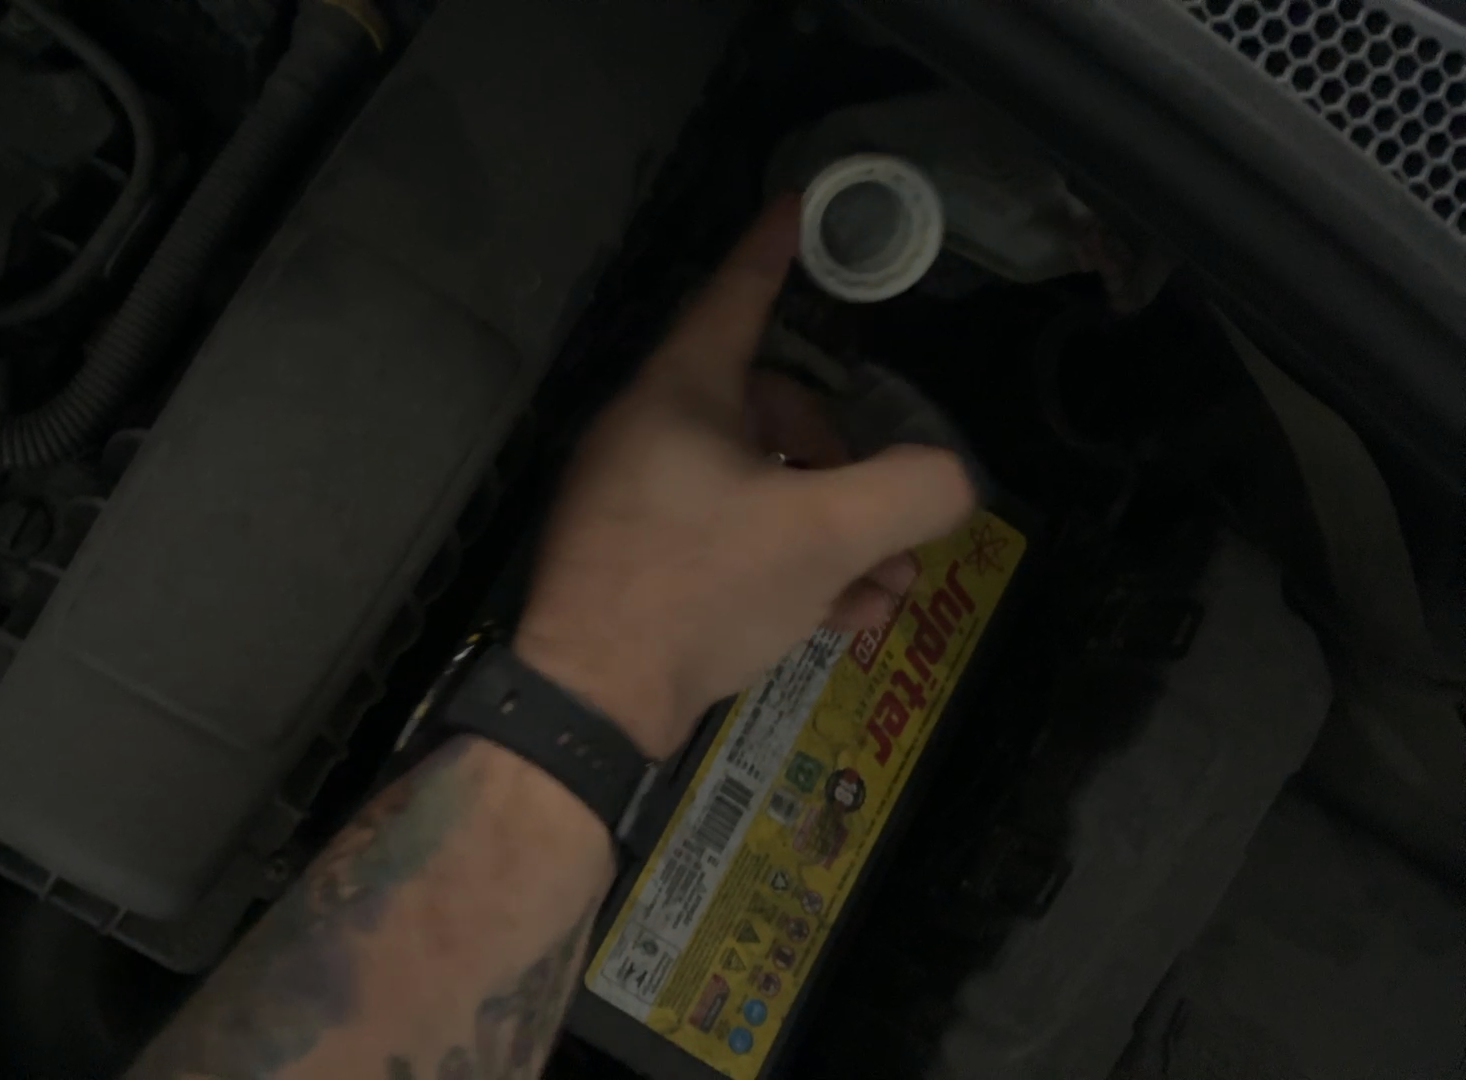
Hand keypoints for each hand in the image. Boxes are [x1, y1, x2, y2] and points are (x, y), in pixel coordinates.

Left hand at [514, 197, 975, 758]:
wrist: (593, 695)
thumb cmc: (698, 589)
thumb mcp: (825, 536)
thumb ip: (910, 490)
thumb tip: (945, 481)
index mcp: (676, 397)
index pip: (733, 298)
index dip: (774, 251)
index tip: (798, 212)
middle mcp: (647, 434)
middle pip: (769, 412)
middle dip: (844, 467)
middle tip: (889, 526)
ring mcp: (638, 497)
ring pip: (756, 487)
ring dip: (830, 532)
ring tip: (881, 590)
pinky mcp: (640, 554)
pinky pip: (725, 535)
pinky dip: (783, 562)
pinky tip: (837, 615)